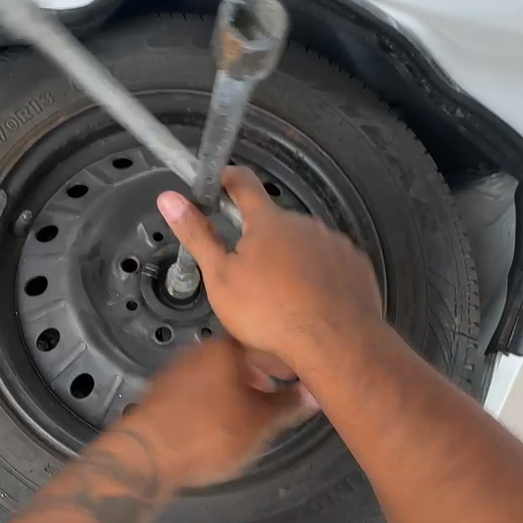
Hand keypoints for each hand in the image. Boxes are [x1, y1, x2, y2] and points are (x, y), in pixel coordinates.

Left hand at [119, 337, 318, 488]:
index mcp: (227, 348)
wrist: (148, 454)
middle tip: (278, 394)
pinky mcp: (161, 392)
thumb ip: (288, 404)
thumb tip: (313, 392)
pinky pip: (198, 389)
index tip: (297, 373)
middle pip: (239, 356)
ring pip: (217, 373)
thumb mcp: (260, 423)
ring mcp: (177, 370)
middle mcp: (200, 350)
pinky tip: (219, 421)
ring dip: (236, 388)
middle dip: (260, 373)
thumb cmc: (211, 433)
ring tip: (252, 412)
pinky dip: (214, 399)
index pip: (264, 341)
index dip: (283, 359)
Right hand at [157, 167, 384, 376]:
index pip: (243, 183)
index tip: (217, 183)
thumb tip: (169, 200)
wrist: (333, 342)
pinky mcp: (353, 265)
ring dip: (289, 260)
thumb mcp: (220, 276)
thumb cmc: (272, 312)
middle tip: (246, 273)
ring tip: (279, 297)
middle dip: (259, 239)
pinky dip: (316, 277)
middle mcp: (304, 224)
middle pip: (275, 222)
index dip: (226, 179)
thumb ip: (197, 234)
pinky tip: (308, 302)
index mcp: (268, 222)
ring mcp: (332, 243)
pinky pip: (328, 264)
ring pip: (303, 245)